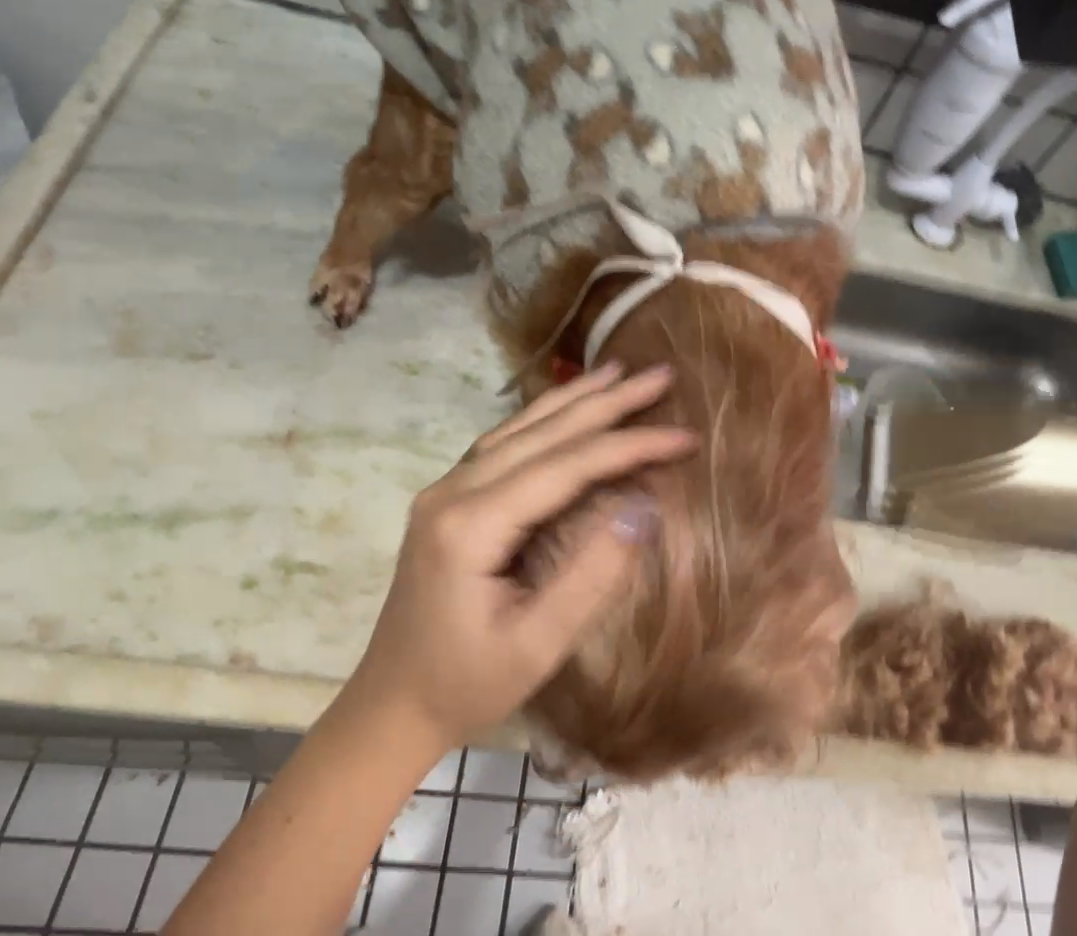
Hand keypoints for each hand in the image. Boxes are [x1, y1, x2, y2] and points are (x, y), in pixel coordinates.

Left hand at [345, 362, 695, 748]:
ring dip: (573, 401)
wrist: (392, 704)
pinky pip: (503, 446)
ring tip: (619, 373)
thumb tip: (643, 508)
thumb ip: (590, 576)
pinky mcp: (448, 503)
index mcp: (470, 526)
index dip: (627, 446)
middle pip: (541, 434)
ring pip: (518, 430)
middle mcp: (451, 493)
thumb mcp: (537, 646)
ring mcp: (444, 492)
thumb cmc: (466, 685)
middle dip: (606, 404)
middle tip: (661, 374)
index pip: (565, 467)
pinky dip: (544, 421)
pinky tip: (566, 409)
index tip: (684, 435)